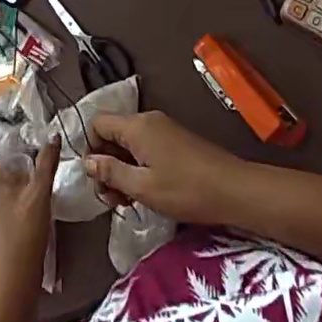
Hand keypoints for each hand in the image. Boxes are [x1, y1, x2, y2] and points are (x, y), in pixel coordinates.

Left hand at [0, 137, 59, 277]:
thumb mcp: (40, 193)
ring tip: (59, 170)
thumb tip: (53, 134)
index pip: (14, 144)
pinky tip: (49, 194)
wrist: (15, 278)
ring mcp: (1, 202)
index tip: (54, 135)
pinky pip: (23, 193)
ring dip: (38, 174)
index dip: (33, 138)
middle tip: (61, 153)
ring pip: (22, 178)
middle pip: (19, 161)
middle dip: (38, 156)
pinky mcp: (9, 217)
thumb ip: (47, 162)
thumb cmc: (25, 232)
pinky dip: (36, 189)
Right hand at [85, 111, 246, 223]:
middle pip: (113, 134)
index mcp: (137, 126)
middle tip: (111, 198)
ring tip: (126, 201)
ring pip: (129, 144)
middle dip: (106, 164)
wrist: (234, 190)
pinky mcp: (176, 141)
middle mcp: (149, 120)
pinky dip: (139, 168)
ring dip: (122, 170)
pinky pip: (146, 148)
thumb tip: (87, 161)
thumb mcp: (142, 187)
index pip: (98, 123)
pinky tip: (144, 193)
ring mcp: (164, 129)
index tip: (96, 178)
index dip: (91, 148)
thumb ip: (111, 172)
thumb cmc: (186, 189)